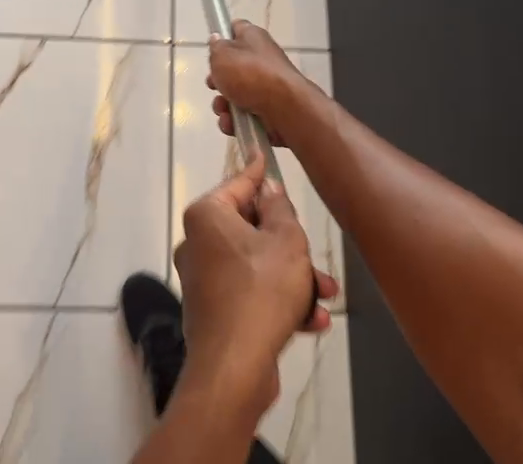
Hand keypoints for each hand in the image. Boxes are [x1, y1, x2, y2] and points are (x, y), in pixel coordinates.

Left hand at [172, 152, 340, 422]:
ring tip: (324, 295)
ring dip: (294, 279)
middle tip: (314, 256)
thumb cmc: (261, 291)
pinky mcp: (213, 312)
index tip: (265, 155)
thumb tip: (269, 192)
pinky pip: (251, 295)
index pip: (239, 183)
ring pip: (258, 266)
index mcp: (207, 216)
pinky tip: (311, 320)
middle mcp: (197, 243)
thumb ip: (281, 210)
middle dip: (291, 246)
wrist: (234, 367)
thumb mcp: (286, 241)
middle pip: (252, 230)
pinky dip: (279, 303)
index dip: (259, 173)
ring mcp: (202, 280)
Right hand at [208, 21, 317, 143]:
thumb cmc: (250, 74)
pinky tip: (231, 124)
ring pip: (235, 94)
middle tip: (213, 85)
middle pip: (232, 67)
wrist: (284, 108)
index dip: (222, 36)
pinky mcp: (269, 110)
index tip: (211, 48)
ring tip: (223, 110)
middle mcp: (261, 60)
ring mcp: (266, 86)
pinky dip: (235, 121)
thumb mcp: (222, 55)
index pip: (236, 29)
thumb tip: (217, 40)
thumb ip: (215, 48)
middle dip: (218, 80)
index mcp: (253, 38)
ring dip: (223, 105)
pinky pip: (245, 115)